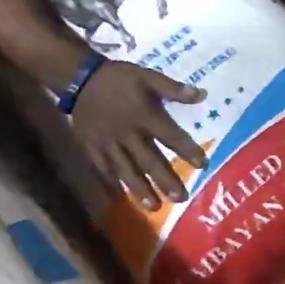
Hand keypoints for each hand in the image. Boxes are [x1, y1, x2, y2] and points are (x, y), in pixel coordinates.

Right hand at [71, 62, 207, 208]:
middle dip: (167, 180)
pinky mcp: (92, 148)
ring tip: (155, 207)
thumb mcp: (149, 76)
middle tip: (182, 198)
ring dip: (141, 189)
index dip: (188, 150)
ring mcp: (109, 144)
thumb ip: (174, 88)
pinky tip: (118, 199)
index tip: (203, 164)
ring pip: (127, 171)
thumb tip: (202, 95)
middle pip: (150, 161)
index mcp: (146, 116)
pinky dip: (110, 185)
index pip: (172, 137)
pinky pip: (102, 170)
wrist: (81, 79)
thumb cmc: (119, 78)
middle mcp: (129, 134)